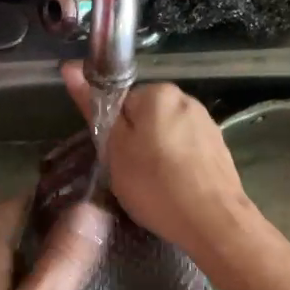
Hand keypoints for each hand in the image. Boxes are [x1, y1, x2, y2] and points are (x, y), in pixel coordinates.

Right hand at [61, 61, 253, 255]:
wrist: (213, 222)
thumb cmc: (155, 185)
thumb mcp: (115, 149)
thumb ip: (93, 108)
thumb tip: (70, 67)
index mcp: (158, 92)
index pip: (121, 102)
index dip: (113, 131)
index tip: (115, 157)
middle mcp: (186, 99)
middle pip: (146, 117)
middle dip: (136, 141)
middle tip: (131, 174)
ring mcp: (207, 123)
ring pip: (167, 135)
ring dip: (157, 154)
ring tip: (156, 186)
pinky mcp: (219, 147)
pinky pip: (186, 151)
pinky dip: (178, 166)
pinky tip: (176, 189)